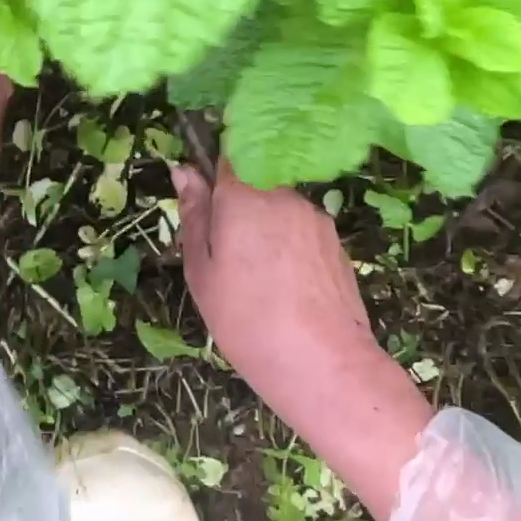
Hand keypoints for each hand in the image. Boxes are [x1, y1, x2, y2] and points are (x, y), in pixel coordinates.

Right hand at [173, 160, 432, 520]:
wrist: (325, 366)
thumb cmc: (246, 319)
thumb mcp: (201, 270)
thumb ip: (193, 214)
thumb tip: (184, 171)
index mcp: (243, 195)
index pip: (227, 153)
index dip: (214, 172)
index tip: (205, 202)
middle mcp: (282, 194)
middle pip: (253, 182)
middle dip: (238, 206)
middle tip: (226, 255)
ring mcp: (315, 217)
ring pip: (278, 207)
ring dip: (264, 227)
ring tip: (258, 279)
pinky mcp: (336, 242)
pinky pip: (301, 230)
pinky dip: (289, 247)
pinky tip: (287, 288)